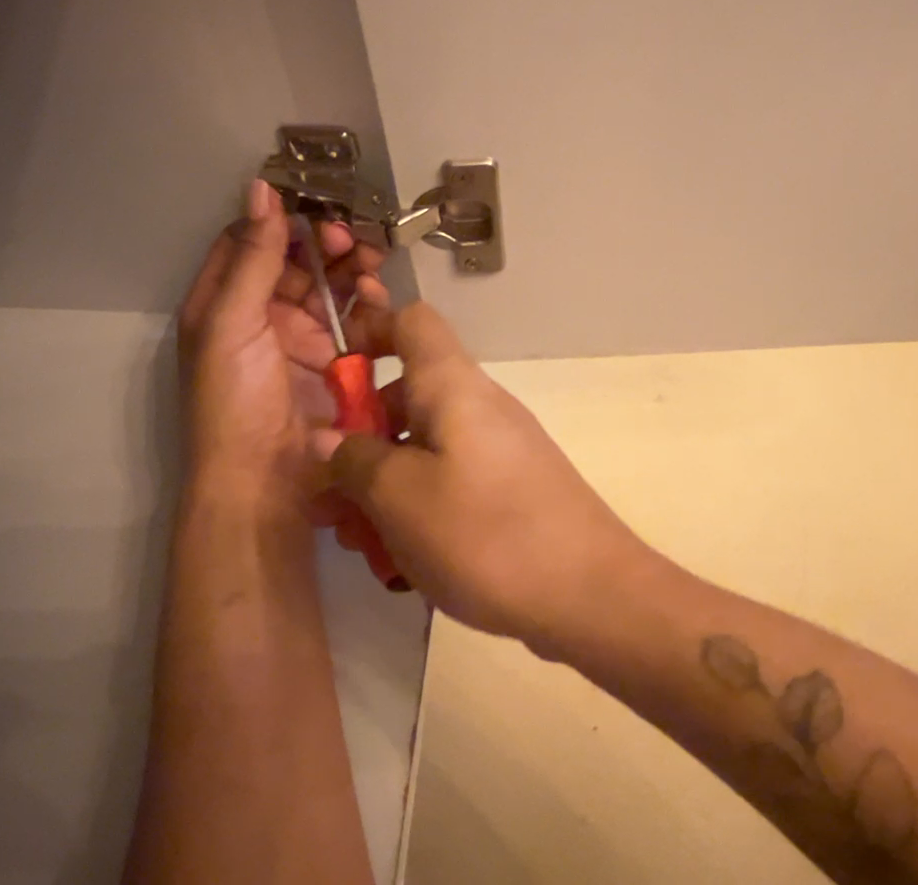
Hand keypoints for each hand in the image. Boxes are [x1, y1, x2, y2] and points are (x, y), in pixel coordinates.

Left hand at [177, 179, 387, 508]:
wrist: (265, 483)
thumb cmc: (234, 400)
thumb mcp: (231, 323)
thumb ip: (252, 258)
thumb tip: (262, 189)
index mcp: (223, 303)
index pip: (251, 242)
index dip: (282, 222)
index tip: (316, 211)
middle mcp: (260, 316)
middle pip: (298, 261)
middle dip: (327, 245)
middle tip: (354, 241)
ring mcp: (300, 341)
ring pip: (331, 288)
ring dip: (351, 271)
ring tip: (373, 264)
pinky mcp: (336, 365)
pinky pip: (355, 323)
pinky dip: (368, 307)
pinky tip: (378, 300)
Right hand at [311, 302, 652, 645]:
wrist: (589, 594)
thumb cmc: (485, 533)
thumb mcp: (399, 498)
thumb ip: (354, 461)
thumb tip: (328, 438)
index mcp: (452, 387)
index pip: (412, 322)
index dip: (368, 332)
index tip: (332, 379)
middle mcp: (479, 407)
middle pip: (408, 397)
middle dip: (359, 441)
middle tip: (328, 498)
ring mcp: (500, 451)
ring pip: (425, 450)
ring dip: (383, 488)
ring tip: (357, 542)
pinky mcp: (512, 492)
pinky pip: (452, 483)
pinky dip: (420, 510)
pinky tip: (402, 565)